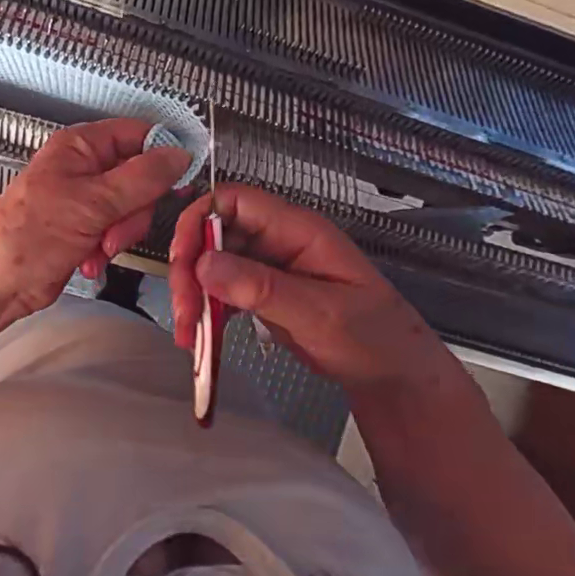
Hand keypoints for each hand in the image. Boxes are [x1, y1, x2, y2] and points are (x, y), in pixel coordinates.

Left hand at [0, 119, 189, 319]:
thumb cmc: (24, 237)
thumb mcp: (93, 202)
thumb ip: (142, 178)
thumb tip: (176, 157)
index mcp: (80, 147)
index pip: (138, 134)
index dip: (163, 155)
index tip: (179, 176)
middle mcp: (83, 169)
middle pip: (141, 177)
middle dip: (135, 209)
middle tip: (118, 225)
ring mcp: (85, 200)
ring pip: (132, 209)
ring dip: (121, 233)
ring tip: (99, 245)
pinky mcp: (85, 228)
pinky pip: (117, 231)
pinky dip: (109, 248)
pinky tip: (90, 257)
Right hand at [170, 184, 457, 391]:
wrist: (392, 375)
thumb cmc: (372, 336)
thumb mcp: (320, 312)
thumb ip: (262, 287)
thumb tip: (203, 264)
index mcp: (296, 229)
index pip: (235, 201)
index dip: (200, 220)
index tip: (182, 260)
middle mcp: (277, 241)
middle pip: (215, 234)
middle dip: (190, 270)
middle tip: (184, 313)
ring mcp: (268, 269)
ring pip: (212, 266)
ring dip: (193, 296)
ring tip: (188, 335)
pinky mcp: (262, 295)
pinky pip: (222, 292)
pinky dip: (206, 312)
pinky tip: (200, 338)